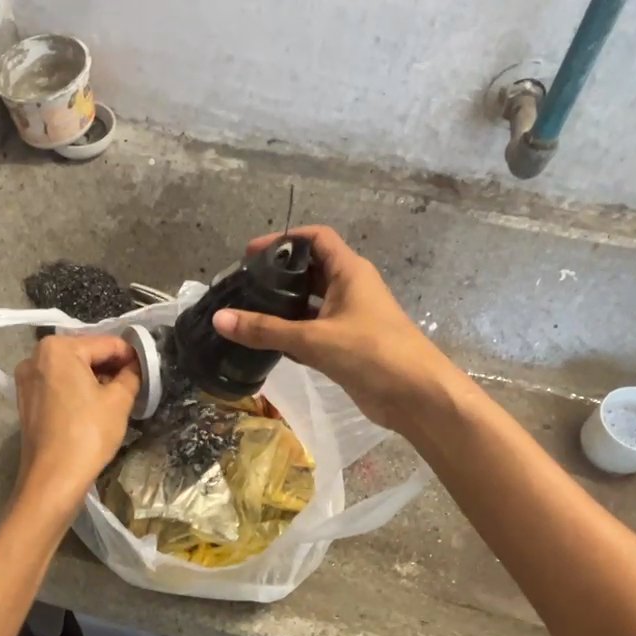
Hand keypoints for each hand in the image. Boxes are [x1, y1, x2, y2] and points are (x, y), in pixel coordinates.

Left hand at [13, 334, 140, 517]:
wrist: (53, 479)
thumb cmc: (88, 434)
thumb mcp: (119, 401)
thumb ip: (131, 375)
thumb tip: (135, 366)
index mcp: (58, 348)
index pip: (106, 343)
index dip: (131, 355)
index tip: (147, 369)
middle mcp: (35, 357)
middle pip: (85, 354)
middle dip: (110, 368)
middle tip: (133, 386)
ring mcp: (26, 380)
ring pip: (70, 371)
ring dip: (94, 380)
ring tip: (115, 399)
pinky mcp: (25, 402)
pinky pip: (57, 387)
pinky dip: (76, 392)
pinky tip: (92, 409)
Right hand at [211, 225, 470, 434]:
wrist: (415, 395)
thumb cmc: (371, 353)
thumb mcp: (313, 339)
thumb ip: (266, 330)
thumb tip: (219, 318)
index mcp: (349, 271)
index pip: (315, 239)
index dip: (284, 240)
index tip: (250, 254)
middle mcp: (350, 288)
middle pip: (310, 270)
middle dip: (278, 276)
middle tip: (242, 287)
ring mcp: (350, 318)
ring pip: (310, 304)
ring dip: (283, 308)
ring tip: (246, 314)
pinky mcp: (347, 346)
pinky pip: (313, 331)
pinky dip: (292, 334)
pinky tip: (266, 344)